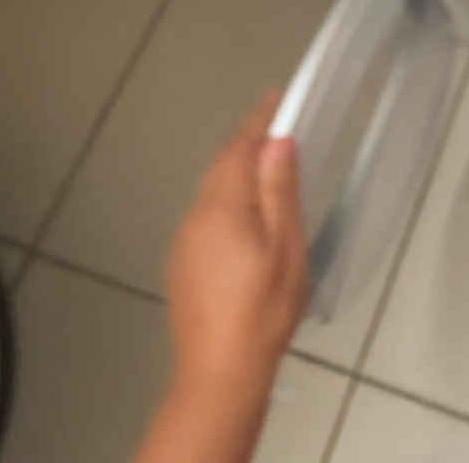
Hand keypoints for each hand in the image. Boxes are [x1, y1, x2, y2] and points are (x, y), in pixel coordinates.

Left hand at [164, 91, 306, 389]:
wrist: (220, 372)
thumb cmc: (264, 307)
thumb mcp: (285, 246)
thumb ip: (280, 191)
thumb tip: (278, 141)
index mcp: (224, 207)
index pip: (240, 148)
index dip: (259, 120)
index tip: (277, 96)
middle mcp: (197, 216)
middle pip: (222, 165)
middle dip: (247, 141)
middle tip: (278, 125)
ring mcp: (185, 240)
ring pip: (212, 189)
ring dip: (237, 169)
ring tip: (268, 163)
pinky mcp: (182, 262)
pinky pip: (206, 212)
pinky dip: (227, 196)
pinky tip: (245, 212)